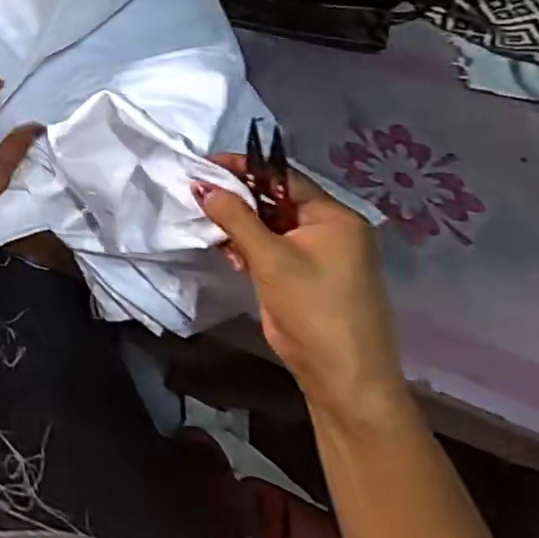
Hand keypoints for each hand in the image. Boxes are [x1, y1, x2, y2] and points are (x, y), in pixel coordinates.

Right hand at [196, 155, 406, 426]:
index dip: (245, 168)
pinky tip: (225, 250)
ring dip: (237, 223)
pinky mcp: (299, 272)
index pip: (284, 178)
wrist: (341, 372)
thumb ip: (235, 217)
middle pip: (274, 199)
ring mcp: (314, 252)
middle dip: (236, 197)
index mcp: (334, 218)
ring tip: (207, 224)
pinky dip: (244, 244)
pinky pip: (267, 245)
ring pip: (266, 223)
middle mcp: (327, 229)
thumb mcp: (271, 258)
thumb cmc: (314, 307)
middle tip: (197, 193)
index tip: (205, 165)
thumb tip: (202, 185)